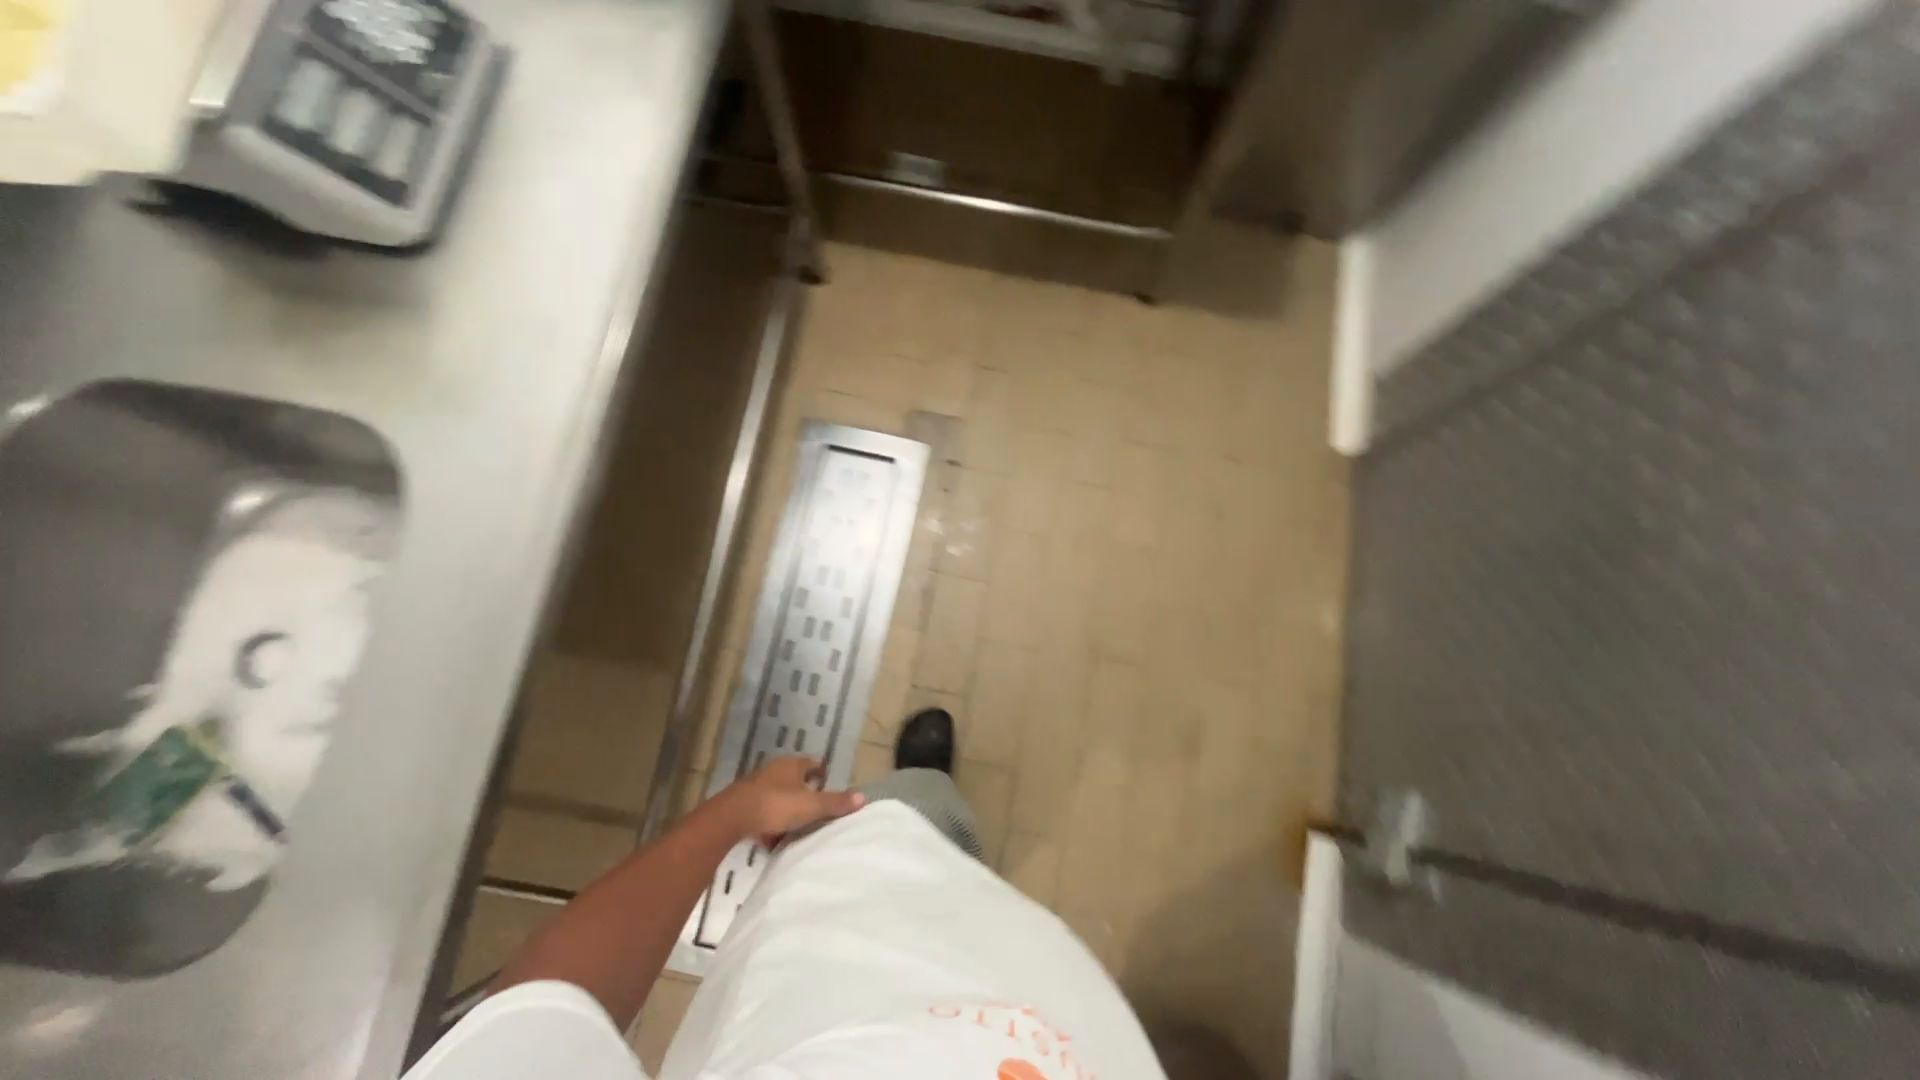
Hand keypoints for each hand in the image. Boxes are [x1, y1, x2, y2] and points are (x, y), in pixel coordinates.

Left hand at [718, 756, 863, 844]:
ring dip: (788, 808)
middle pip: (794, 779)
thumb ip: (835, 803)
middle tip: (819, 806)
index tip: (830, 781)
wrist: (732, 818)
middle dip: (806, 792)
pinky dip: (772, 823)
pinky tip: (777, 839)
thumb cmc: (776, 804)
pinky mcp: (744, 806)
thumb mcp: (811, 805)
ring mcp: (756, 788)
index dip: (822, 772)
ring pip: (778, 796)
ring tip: (801, 825)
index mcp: (791, 765)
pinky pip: (764, 813)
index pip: (812, 763)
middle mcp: (774, 771)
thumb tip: (862, 797)